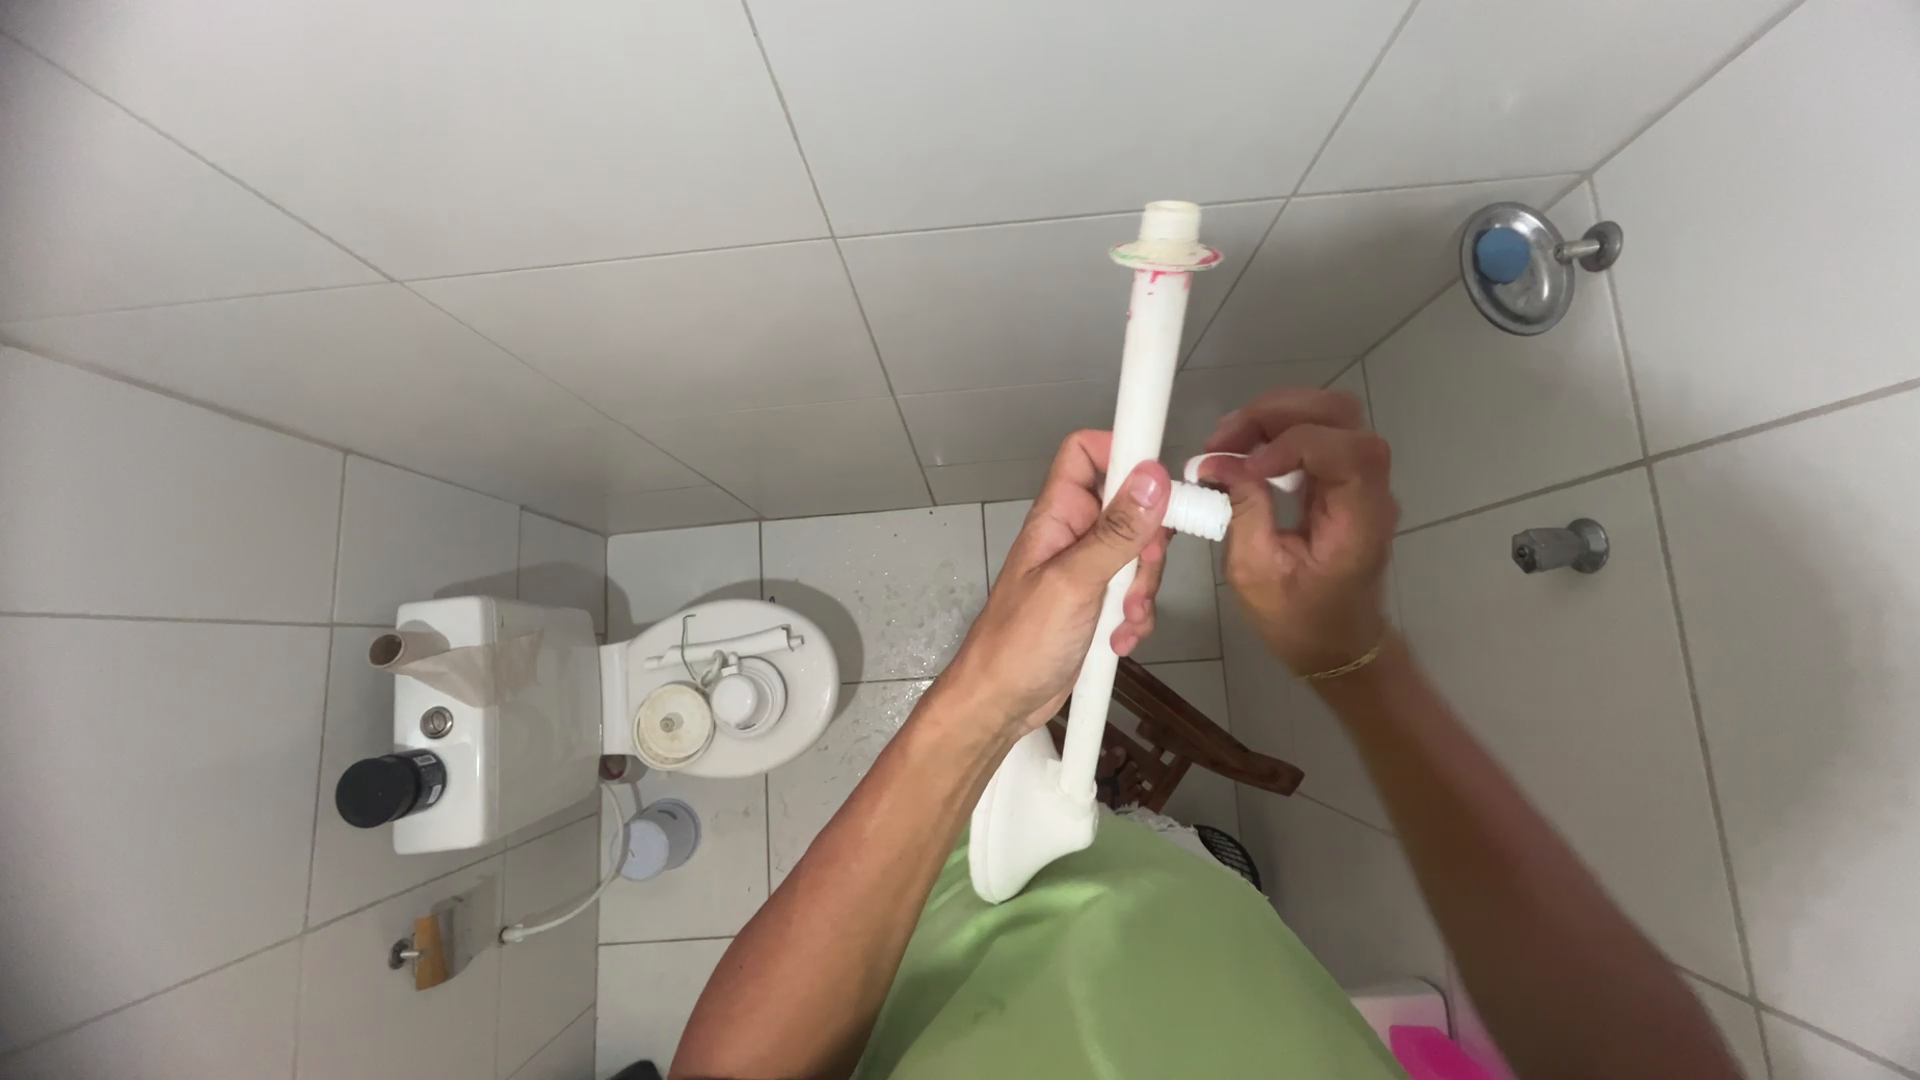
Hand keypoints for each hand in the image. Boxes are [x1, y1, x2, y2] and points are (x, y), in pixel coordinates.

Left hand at [942, 430, 1170, 736]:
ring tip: (1121, 619)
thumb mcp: (1073, 583)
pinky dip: (1135, 616)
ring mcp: (1086, 569)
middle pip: (1130, 506)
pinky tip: (1118, 639)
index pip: (1087, 453)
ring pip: (1139, 554)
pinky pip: (1133, 593)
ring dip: (1143, 589)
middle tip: (1140, 574)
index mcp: (1057, 515)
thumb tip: (1152, 478)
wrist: (1001, 702)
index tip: (1159, 482)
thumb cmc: (1017, 643)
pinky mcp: (1096, 603)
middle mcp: (1073, 534)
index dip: (1123, 452)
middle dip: (1148, 543)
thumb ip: (1115, 533)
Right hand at [1202, 387, 1397, 675]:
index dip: (1291, 444)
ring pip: (1328, 415)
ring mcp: (1358, 481)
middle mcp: (1369, 489)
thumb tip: (1219, 462)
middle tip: (1223, 439)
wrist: (1336, 645)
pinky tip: (1243, 453)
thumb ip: (1244, 511)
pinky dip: (1275, 432)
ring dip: (1272, 417)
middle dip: (1276, 413)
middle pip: (1340, 414)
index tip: (1241, 469)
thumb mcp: (1255, 573)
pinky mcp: (1340, 481)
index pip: (1345, 449)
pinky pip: (1315, 435)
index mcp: (1359, 518)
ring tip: (1226, 443)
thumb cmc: (1297, 620)